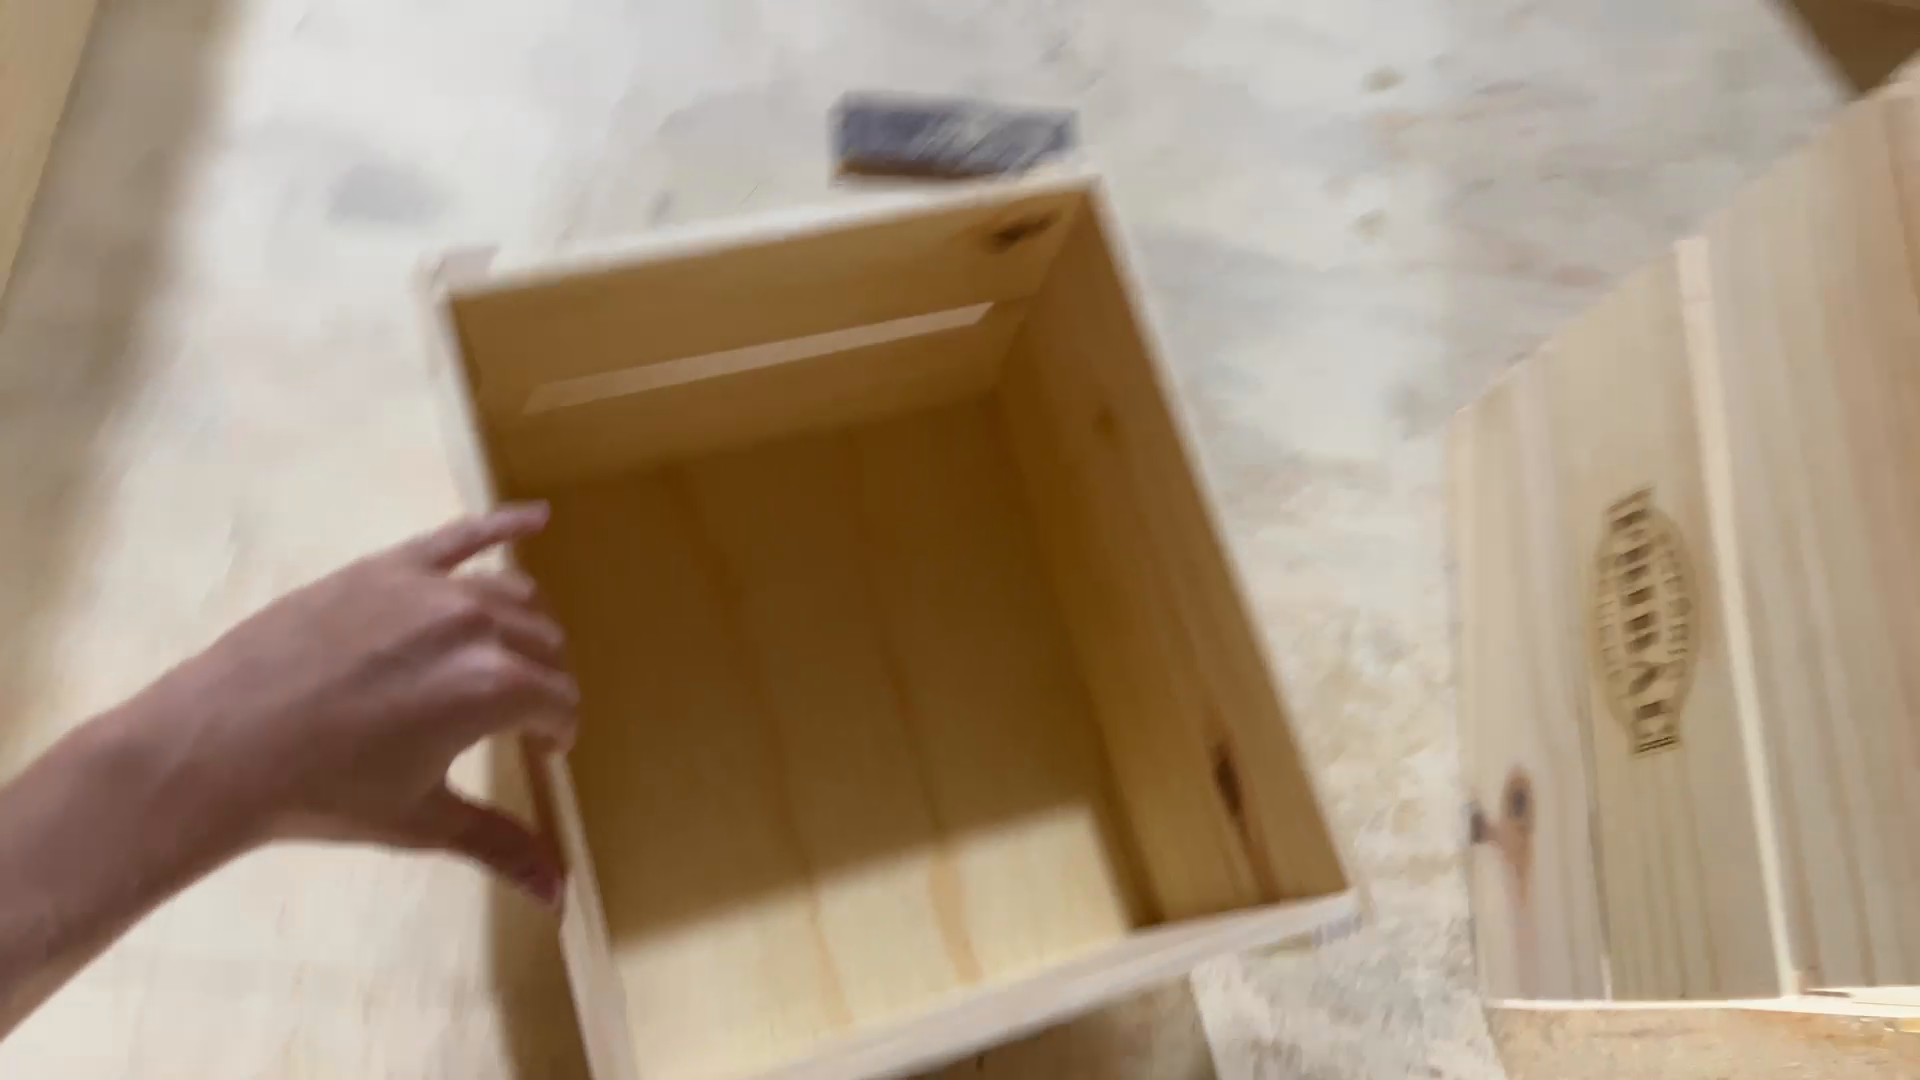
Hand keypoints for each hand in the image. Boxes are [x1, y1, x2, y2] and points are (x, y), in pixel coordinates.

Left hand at [130, 503, 577, 904]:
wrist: (205, 754)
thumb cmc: (323, 794)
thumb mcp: (423, 821)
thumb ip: (503, 846)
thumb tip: (562, 895)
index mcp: (496, 688)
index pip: (560, 703)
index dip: (556, 732)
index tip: (543, 749)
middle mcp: (479, 628)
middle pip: (548, 648)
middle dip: (543, 683)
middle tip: (514, 711)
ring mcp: (435, 590)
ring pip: (520, 597)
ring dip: (529, 628)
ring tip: (507, 653)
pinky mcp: (392, 567)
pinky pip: (465, 533)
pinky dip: (507, 521)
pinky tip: (539, 515)